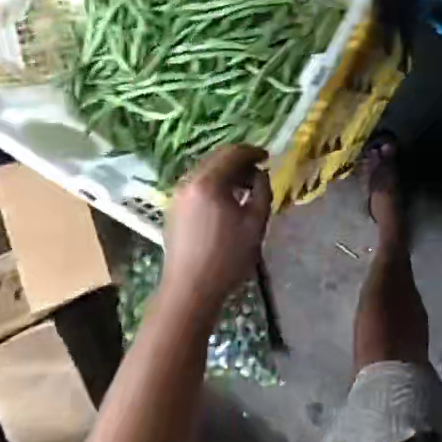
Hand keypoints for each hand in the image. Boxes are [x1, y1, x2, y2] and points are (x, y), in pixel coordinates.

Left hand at [162, 145, 271, 306]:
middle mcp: (189, 182)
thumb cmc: (227, 257)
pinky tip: (226, 201)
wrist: (190, 289)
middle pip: (216, 158)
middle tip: (258, 172)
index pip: (232, 153)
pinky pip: (196, 184)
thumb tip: (261, 175)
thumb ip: (262, 191)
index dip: (253, 152)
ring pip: (205, 170)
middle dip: (239, 161)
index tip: (268, 158)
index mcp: (208, 182)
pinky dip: (213, 183)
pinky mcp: (173, 208)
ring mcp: (177, 195)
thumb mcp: (256, 223)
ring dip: (226, 172)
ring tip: (245, 188)